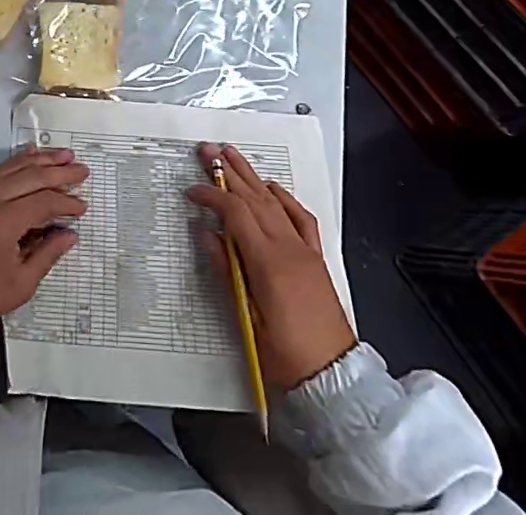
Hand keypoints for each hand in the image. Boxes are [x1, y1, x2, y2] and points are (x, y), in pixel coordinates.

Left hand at [0, 145, 87, 321]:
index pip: (44, 202)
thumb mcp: (22, 283)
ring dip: (41, 159)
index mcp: (2, 222)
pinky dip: (16, 161)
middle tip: (82, 170)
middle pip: (31, 176)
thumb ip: (49, 253)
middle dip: (60, 172)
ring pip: (13, 166)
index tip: (82, 208)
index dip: (66, 203)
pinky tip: (32, 153)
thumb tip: (71, 233)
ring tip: (64, 155)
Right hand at [186, 142, 354, 388]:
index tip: (191, 191)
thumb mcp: (246, 318)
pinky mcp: (315, 258)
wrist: (334, 376)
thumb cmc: (285, 355)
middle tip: (207, 149)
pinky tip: (272, 187)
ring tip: (233, 155)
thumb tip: (206, 233)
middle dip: (228, 171)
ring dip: (252, 176)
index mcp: (268, 261)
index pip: (235, 213)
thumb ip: (226, 271)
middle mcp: (288, 247)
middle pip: (254, 198)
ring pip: (275, 202)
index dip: (212, 196)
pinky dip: (284, 198)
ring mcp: (304, 249)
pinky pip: (300, 218)